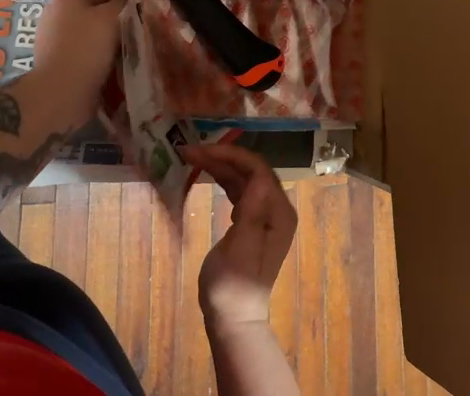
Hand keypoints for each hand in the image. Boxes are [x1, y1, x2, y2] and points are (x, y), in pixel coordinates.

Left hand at [36, 0, 126, 88]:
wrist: (61, 90)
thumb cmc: (87, 47)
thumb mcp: (112, 18)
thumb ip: (123, 3)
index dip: (121, 4)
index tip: (134, 19)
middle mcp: (54, 11)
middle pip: (93, 13)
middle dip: (111, 24)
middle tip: (129, 37)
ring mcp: (51, 36)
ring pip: (88, 34)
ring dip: (104, 43)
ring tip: (120, 55)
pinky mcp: (53, 59)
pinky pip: (80, 52)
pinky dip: (92, 57)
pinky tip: (105, 67)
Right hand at [186, 144, 296, 332]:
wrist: (232, 319)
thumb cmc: (234, 286)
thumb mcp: (242, 248)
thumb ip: (252, 213)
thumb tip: (259, 179)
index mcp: (279, 213)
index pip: (258, 170)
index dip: (230, 155)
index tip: (201, 150)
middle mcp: (276, 209)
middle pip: (251, 170)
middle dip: (222, 156)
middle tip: (190, 151)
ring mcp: (264, 216)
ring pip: (242, 178)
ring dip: (219, 165)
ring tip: (191, 156)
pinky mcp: (250, 222)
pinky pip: (237, 191)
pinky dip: (221, 179)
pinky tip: (205, 173)